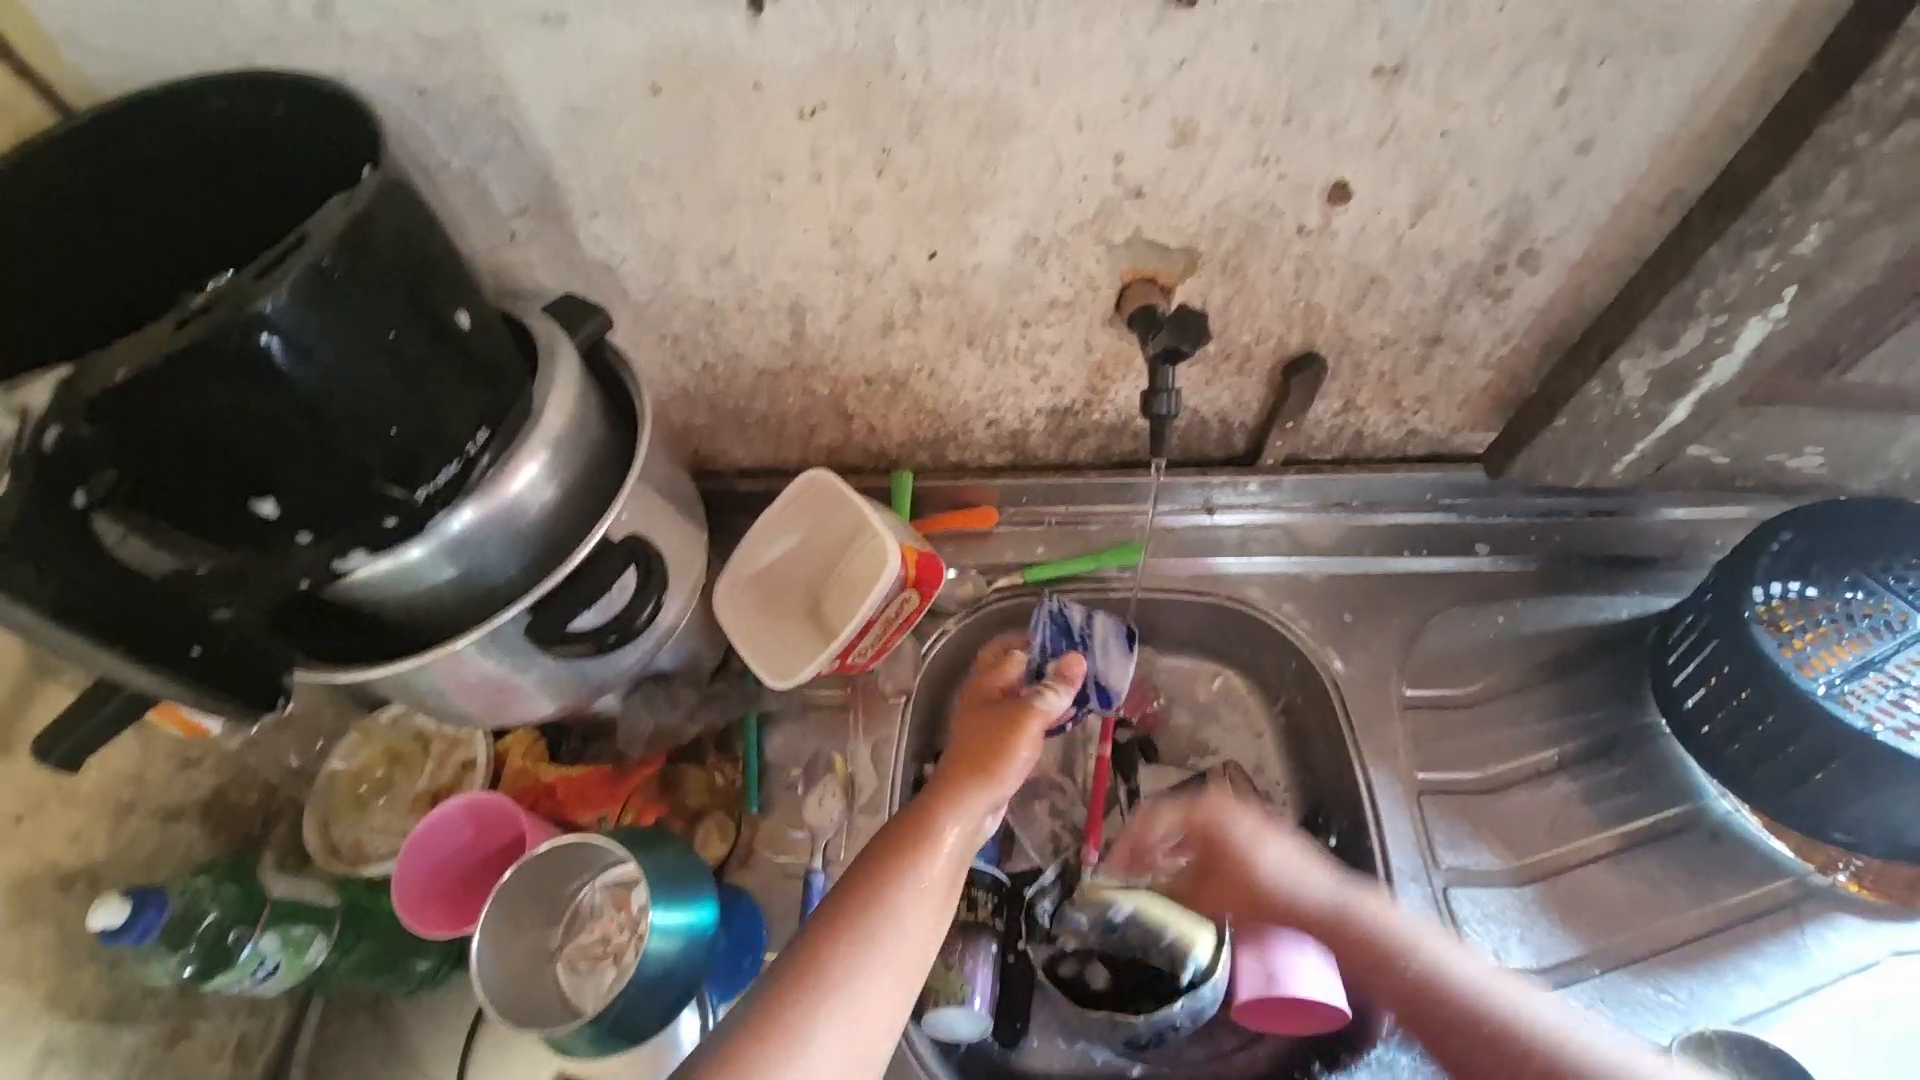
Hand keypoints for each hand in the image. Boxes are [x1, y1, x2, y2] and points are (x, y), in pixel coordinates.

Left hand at [930, 633, 1086, 822]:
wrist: (966, 804)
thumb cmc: (993, 754)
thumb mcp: (1028, 717)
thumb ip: (1052, 688)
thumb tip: (1077, 657)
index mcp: (986, 680)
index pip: (1013, 646)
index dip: (1041, 640)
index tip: (1073, 639)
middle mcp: (985, 694)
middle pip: (1016, 669)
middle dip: (1045, 663)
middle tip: (1079, 662)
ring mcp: (991, 719)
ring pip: (1022, 695)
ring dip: (1048, 690)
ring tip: (1081, 686)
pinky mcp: (999, 743)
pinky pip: (1025, 719)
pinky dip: (1045, 714)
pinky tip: (1068, 717)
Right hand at [1103, 783, 1374, 932]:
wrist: (1325, 903)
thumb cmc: (1263, 894)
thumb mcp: (1207, 896)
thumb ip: (1166, 890)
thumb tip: (1135, 892)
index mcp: (1202, 808)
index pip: (1148, 818)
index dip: (1125, 846)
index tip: (1110, 871)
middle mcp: (1217, 800)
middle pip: (1166, 818)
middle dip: (1143, 846)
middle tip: (1126, 873)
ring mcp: (1237, 810)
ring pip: (1187, 825)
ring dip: (1166, 849)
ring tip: (1151, 875)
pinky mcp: (1251, 825)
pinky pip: (1208, 832)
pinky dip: (1190, 849)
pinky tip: (1186, 872)